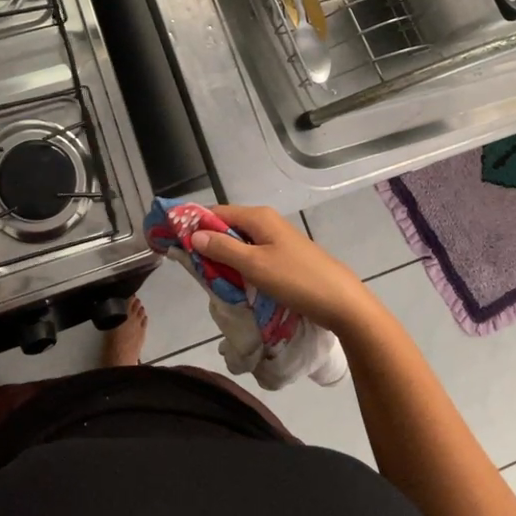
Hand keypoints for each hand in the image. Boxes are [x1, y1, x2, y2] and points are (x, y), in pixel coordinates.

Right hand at [192, 204, 381, 334]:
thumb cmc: (296, 280)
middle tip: (189, 263)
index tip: (173, 239)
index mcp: (258, 217)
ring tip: (207, 275)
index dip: (193, 223)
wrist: (342, 303)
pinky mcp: (284, 257)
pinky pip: (252, 254)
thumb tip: (194, 234)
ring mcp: (277, 239)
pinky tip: (233, 281)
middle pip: (227, 226)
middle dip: (207, 242)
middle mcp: (266, 222)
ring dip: (223, 256)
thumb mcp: (254, 265)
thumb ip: (223, 248)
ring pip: (239, 242)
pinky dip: (239, 264)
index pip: (215, 212)